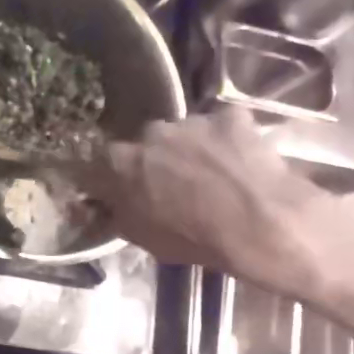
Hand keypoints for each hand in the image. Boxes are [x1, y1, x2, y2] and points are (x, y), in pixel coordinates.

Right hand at [81, 106, 353, 299]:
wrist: (257, 224)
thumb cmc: (192, 239)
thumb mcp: (140, 237)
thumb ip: (117, 213)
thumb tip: (105, 205)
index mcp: (119, 163)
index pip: (96, 163)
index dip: (104, 176)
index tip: (112, 189)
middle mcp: (150, 133)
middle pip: (143, 143)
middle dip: (152, 160)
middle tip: (169, 184)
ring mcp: (191, 121)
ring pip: (183, 133)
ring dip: (189, 149)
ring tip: (211, 175)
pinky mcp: (230, 115)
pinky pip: (221, 126)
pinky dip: (225, 140)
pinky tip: (238, 162)